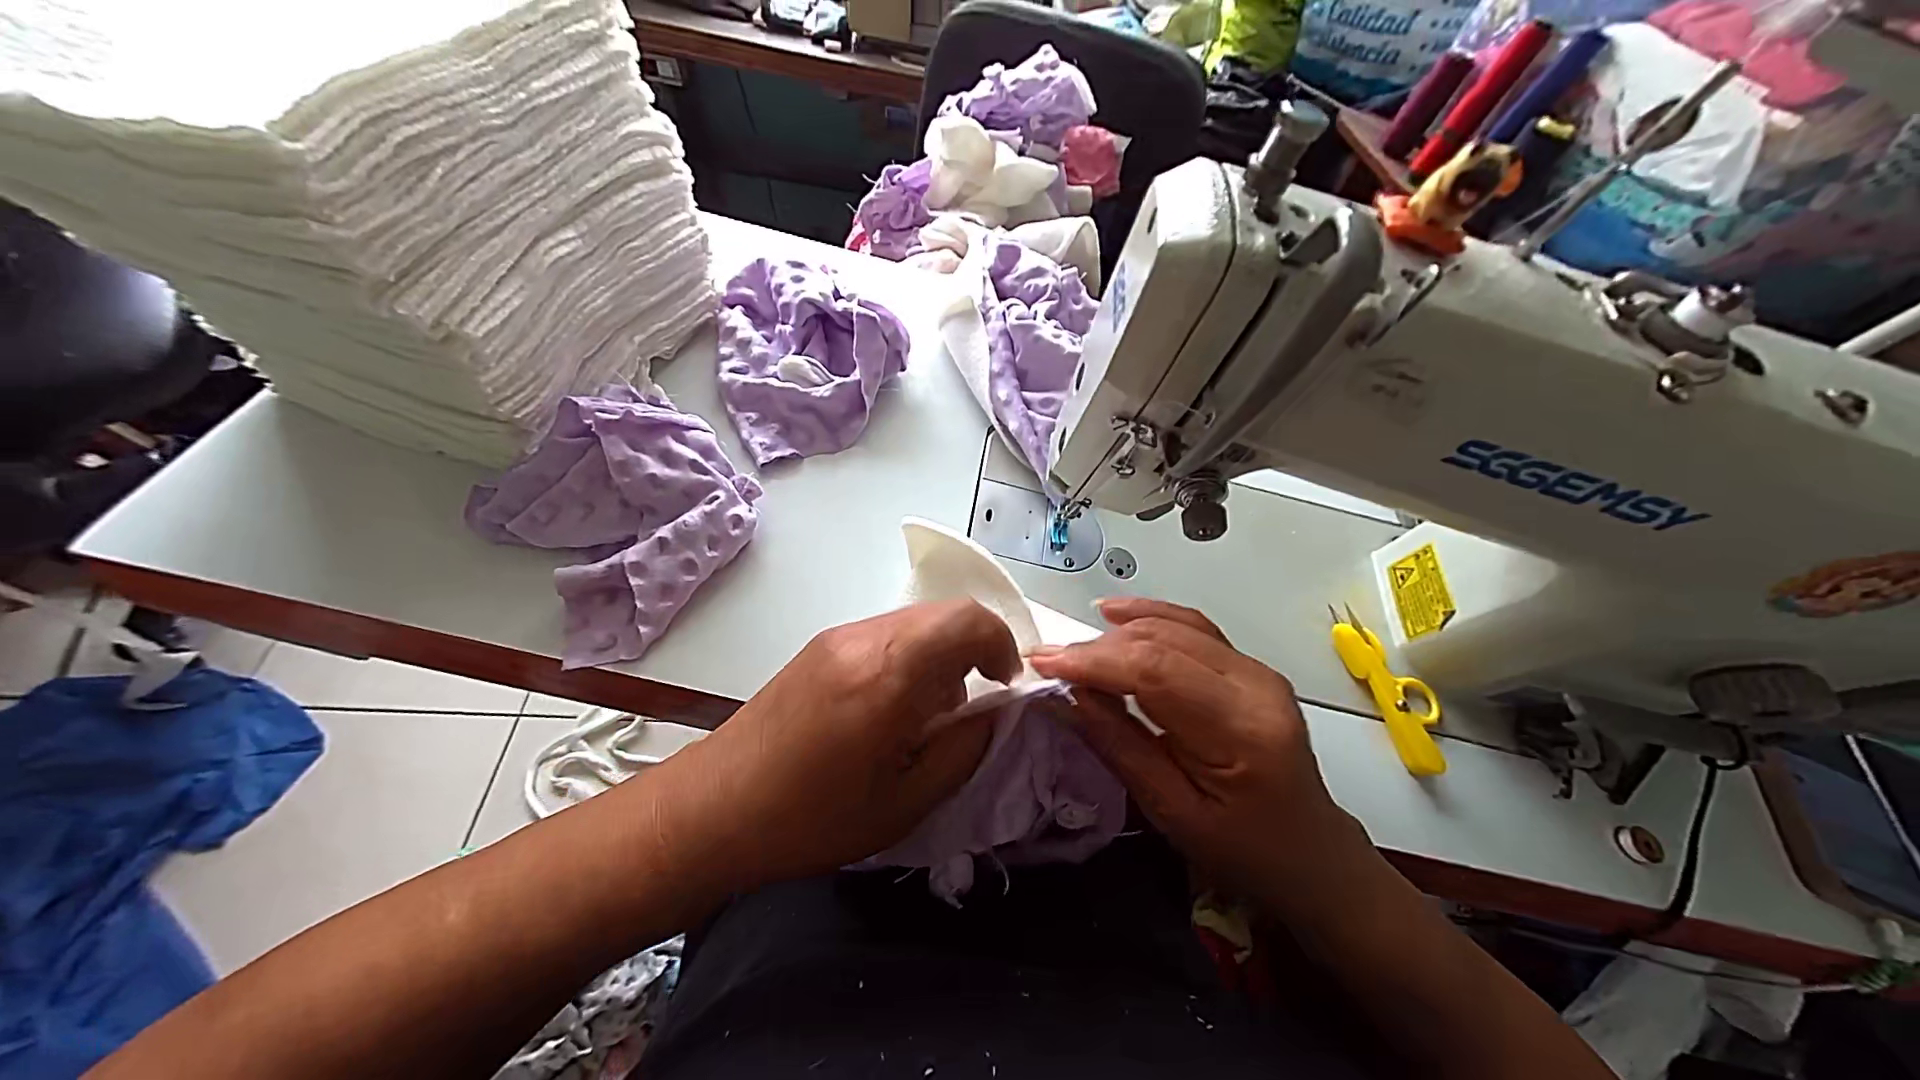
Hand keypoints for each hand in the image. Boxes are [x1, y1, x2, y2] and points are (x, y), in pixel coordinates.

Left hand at [637, 598, 1019, 896]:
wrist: (714, 809)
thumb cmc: (811, 819)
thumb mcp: (905, 802)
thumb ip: (963, 748)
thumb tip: (993, 712)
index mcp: (888, 674)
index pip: (967, 620)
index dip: (1002, 645)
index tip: (1004, 686)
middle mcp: (862, 639)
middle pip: (943, 614)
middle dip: (973, 650)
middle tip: (969, 707)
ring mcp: (836, 637)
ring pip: (914, 622)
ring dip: (940, 655)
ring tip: (926, 716)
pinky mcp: (818, 646)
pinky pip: (884, 634)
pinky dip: (909, 658)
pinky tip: (889, 709)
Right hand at [1029, 597, 1368, 902]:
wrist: (1311, 855)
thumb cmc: (1244, 851)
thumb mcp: (1172, 813)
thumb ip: (1119, 746)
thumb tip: (1067, 696)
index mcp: (1241, 732)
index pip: (1155, 671)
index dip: (1093, 660)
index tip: (1043, 663)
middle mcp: (1256, 686)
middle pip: (1163, 641)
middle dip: (1097, 648)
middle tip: (1049, 663)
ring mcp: (1257, 670)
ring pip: (1175, 626)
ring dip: (1117, 633)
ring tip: (1072, 650)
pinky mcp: (1249, 667)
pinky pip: (1192, 628)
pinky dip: (1149, 619)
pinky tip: (1114, 616)